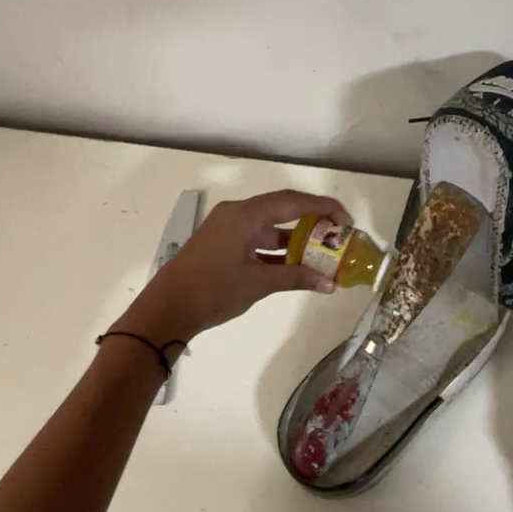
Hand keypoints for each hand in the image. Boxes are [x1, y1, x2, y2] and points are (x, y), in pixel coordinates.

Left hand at [116, 190, 353, 344]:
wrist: (166, 309)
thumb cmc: (213, 290)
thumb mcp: (259, 283)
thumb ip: (296, 278)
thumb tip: (330, 283)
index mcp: (245, 214)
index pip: (293, 201)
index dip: (324, 207)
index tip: (346, 221)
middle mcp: (237, 214)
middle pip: (282, 209)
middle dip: (312, 222)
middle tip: (336, 236)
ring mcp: (227, 229)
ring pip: (269, 227)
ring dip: (294, 240)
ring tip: (321, 254)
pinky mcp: (221, 245)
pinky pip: (256, 240)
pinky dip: (276, 251)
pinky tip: (295, 267)